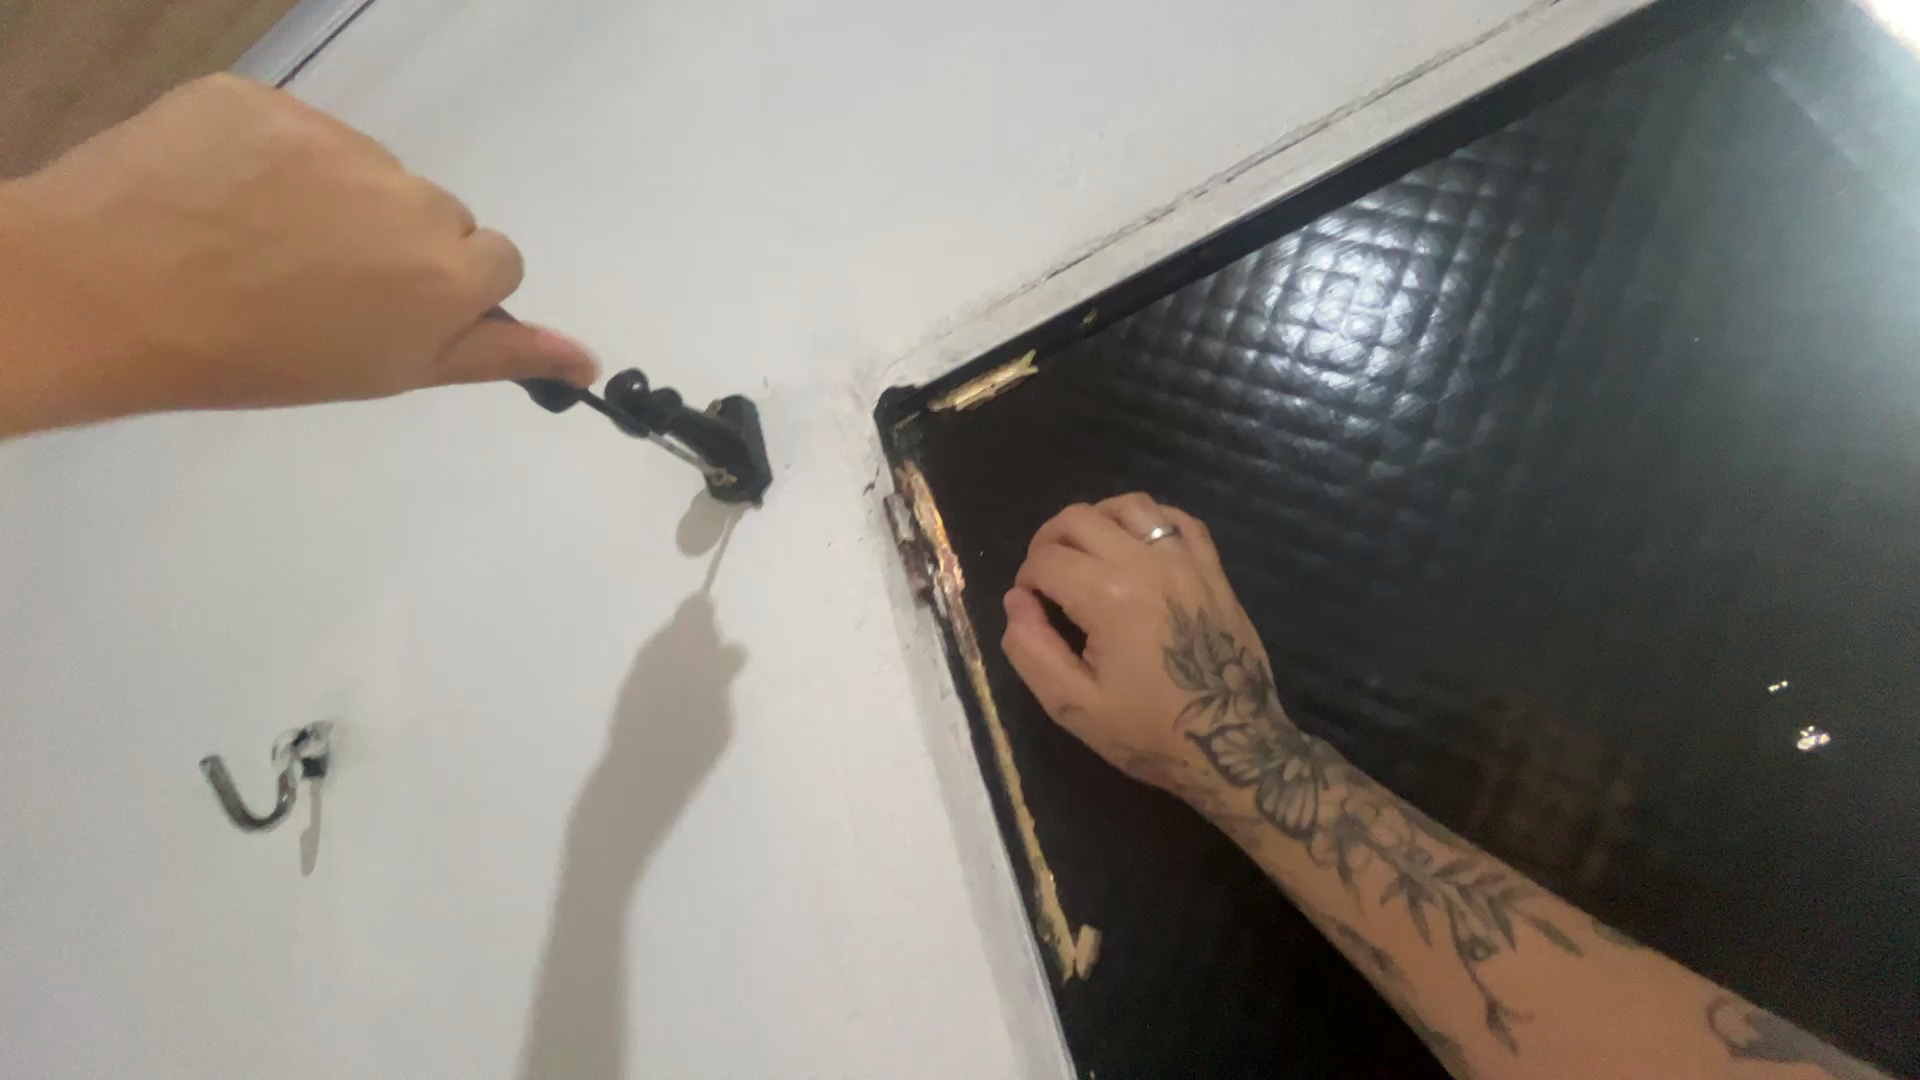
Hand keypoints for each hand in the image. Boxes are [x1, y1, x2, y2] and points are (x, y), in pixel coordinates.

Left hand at [0, 73, 594, 427]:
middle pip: (445, 215)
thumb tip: (590, 360)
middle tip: (337, 279)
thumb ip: (504, 355)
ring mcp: (338, 145)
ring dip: (355, 201)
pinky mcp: (266, 101)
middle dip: (411, 244)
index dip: (455, 285)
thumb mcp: (405, 370)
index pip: (500, 260)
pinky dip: (293, 161)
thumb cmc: (277, 357)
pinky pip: (313, 132)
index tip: (403, 306)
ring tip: (280, 237)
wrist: (109, 297)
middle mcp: (414, 202)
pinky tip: (244, 195)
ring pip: (382, 173)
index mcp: (452, 274)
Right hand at [1001, 493, 1282, 799]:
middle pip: (1078, 518)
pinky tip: (1134, 547)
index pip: (1045, 560)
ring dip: (1095, 521)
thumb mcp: (1072, 706)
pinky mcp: (1212, 568)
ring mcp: (1185, 560)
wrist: (1235, 745)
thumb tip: (1016, 600)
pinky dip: (1147, 520)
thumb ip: (1030, 649)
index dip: (1025, 579)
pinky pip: (1176, 519)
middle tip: (1045, 578)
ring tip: (1085, 554)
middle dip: (1047, 542)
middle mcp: (1146, 563)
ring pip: (1128, 505)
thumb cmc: (1148, 731)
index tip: (1029, 607)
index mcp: (1108, 597)